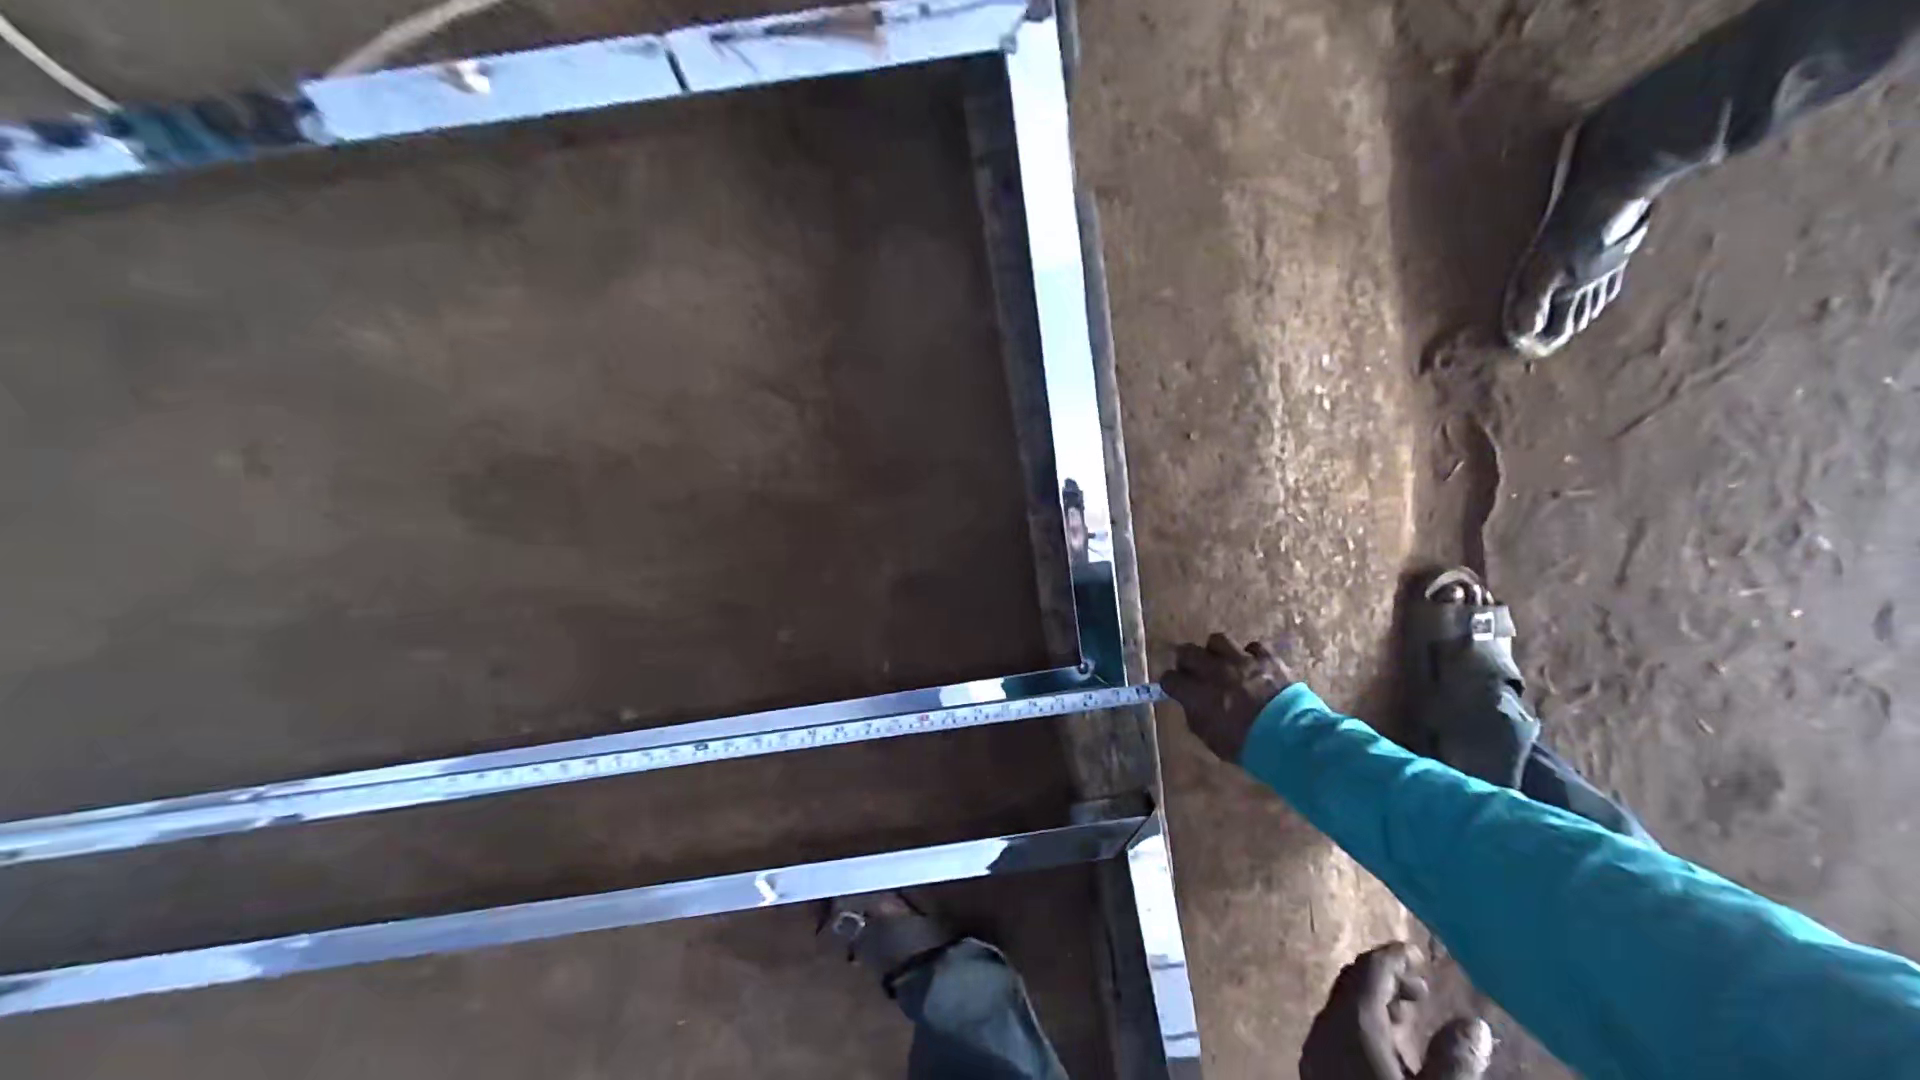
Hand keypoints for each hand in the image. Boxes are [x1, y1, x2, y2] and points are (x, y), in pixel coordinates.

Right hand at [1159, 633, 1295, 761]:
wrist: (1290, 739)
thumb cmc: (1247, 746)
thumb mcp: (1211, 738)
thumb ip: (1196, 715)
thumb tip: (1190, 702)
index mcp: (1198, 694)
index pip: (1170, 678)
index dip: (1171, 683)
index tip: (1176, 688)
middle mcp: (1214, 671)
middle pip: (1187, 651)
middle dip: (1186, 660)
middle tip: (1192, 669)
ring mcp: (1241, 661)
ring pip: (1217, 640)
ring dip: (1215, 651)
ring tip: (1222, 661)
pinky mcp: (1266, 658)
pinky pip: (1253, 646)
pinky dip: (1250, 654)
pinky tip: (1252, 665)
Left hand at [1301, 943, 1491, 1079]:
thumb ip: (1456, 1061)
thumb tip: (1472, 1023)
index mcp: (1349, 1026)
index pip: (1366, 973)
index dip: (1392, 958)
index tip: (1418, 952)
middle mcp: (1324, 1033)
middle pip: (1350, 988)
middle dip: (1385, 979)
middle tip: (1424, 987)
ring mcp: (1318, 1058)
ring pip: (1344, 1013)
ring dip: (1377, 1006)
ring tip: (1415, 1014)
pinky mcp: (1320, 1079)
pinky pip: (1341, 1038)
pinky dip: (1366, 1030)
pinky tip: (1395, 1052)